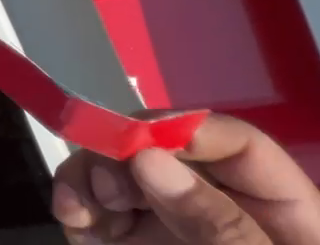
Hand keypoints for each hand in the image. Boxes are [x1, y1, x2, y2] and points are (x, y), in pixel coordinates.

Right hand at [51, 114, 319, 244]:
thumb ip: (222, 229)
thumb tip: (147, 157)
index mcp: (290, 219)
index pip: (239, 146)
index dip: (181, 130)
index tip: (127, 143)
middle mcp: (227, 211)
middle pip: (162, 153)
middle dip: (114, 159)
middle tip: (99, 192)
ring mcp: (179, 228)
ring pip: (119, 174)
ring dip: (84, 183)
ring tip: (73, 214)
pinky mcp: (137, 241)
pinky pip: (98, 208)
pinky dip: (76, 209)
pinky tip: (74, 225)